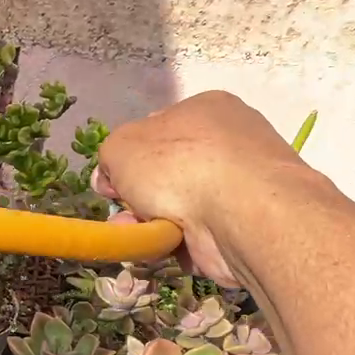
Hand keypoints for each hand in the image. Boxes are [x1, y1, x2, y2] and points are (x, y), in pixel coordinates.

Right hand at [93, 90, 325, 285]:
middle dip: (136, 199)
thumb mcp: (120, 145)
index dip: (126, 160)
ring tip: (142, 235)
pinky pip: (195, 231)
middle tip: (125, 215)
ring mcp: (240, 181)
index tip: (113, 184)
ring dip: (149, 224)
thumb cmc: (178, 165)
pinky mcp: (244, 219)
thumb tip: (116, 175)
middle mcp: (228, 139)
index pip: (153, 131)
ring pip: (174, 206)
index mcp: (204, 108)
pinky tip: (166, 246)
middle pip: (161, 174)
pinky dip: (175, 241)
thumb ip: (110, 154)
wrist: (240, 212)